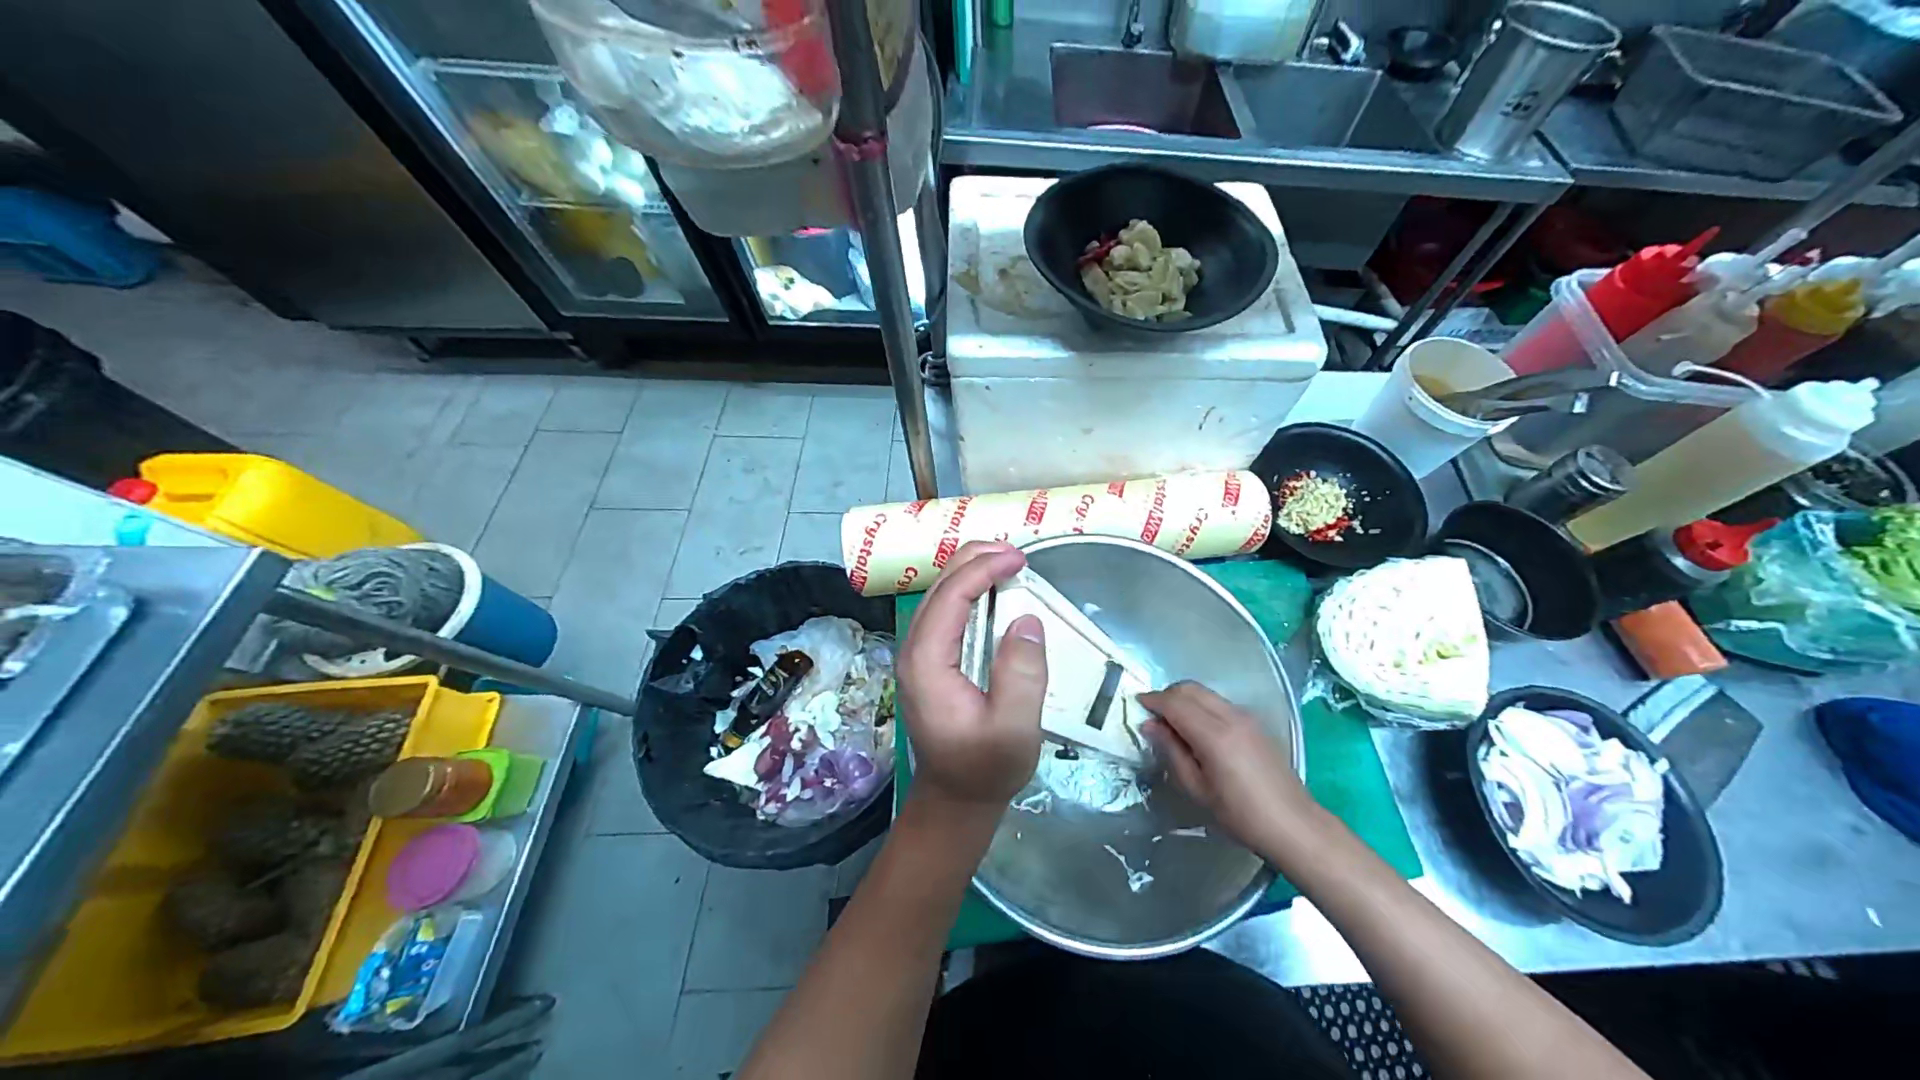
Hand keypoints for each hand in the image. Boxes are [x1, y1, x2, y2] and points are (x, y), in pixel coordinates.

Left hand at [897, 542, 1047, 812]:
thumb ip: (1021, 676)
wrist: (956, 797)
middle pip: (939, 587)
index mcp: (927, 662)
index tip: (1020, 558)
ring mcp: (918, 654)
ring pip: (940, 595)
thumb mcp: (1014, 730)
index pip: (951, 597)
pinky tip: (993, 589)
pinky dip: (969, 590)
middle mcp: (914, 650)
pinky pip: (946, 612)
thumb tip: (1026, 620)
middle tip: (1017, 553)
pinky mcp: (929, 660)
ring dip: (972, 571)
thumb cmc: (985, 767)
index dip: (983, 569)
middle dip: (975, 560)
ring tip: (1009, 562)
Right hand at [1140, 681, 1315, 854]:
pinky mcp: (1255, 723)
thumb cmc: (1241, 815)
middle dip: (1167, 695)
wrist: (1293, 825)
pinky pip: (1219, 702)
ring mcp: (1246, 717)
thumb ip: (1172, 751)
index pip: (1175, 703)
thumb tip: (1151, 726)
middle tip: (1153, 716)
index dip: (1153, 701)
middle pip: (1190, 689)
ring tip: (1173, 725)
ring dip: (1184, 699)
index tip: (1137, 706)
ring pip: (1205, 693)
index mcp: (1214, 735)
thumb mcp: (1197, 789)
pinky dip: (1201, 705)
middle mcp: (1231, 716)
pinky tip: (1197, 730)